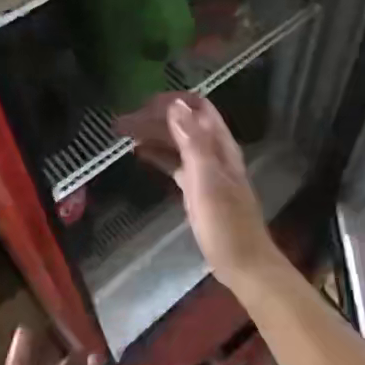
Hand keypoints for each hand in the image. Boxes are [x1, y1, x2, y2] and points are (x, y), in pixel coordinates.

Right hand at [116, 93, 279, 288]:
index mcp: (220, 145)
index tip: (141, 105)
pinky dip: (157, 155)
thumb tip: (176, 105)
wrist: (243, 263)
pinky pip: (175, 163)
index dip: (171, 101)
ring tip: (124, 134)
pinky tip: (139, 154)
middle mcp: (214, 152)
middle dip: (155, 117)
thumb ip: (193, 141)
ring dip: (153, 134)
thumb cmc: (226, 223)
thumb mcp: (207, 179)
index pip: (198, 107)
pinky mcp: (197, 189)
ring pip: (177, 142)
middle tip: (122, 121)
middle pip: (184, 123)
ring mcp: (205, 170)